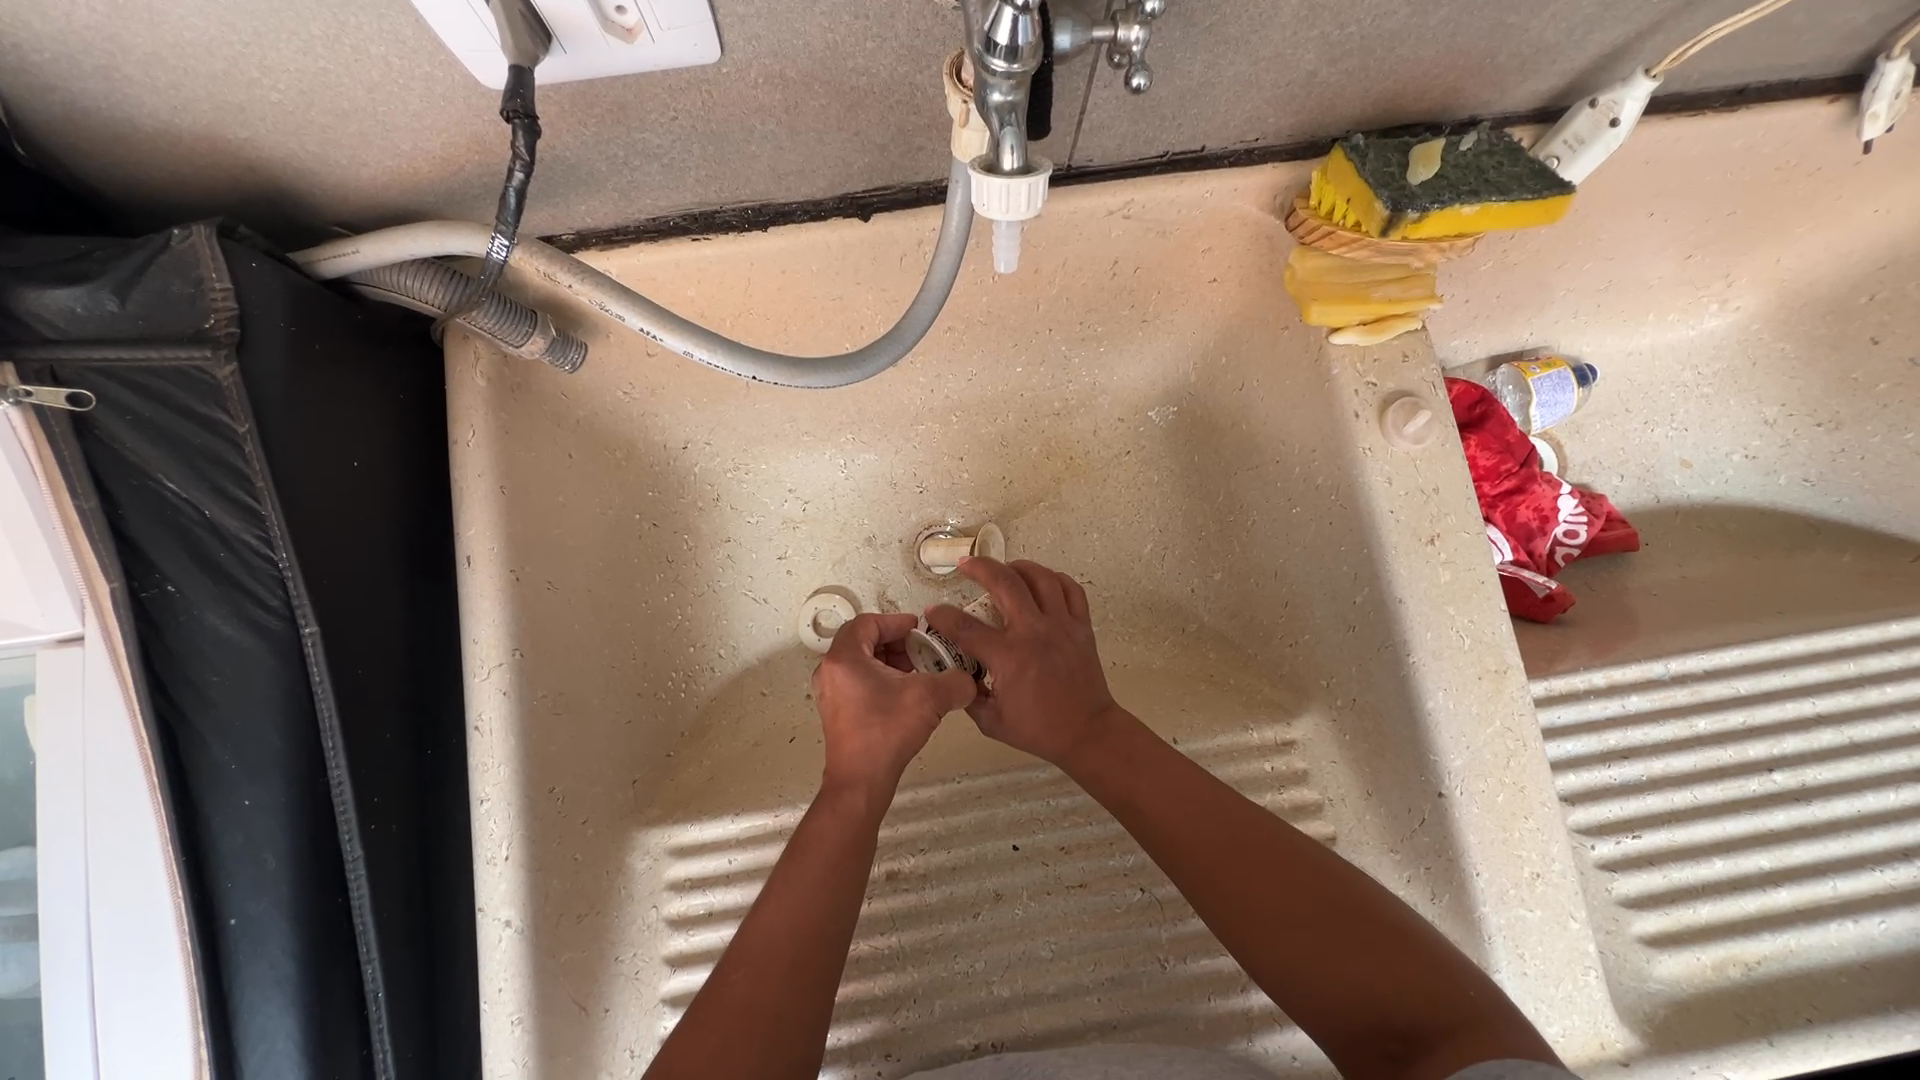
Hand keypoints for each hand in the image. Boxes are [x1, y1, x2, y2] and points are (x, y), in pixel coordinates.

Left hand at [811, 613, 977, 799]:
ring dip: (889, 662)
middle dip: (895, 643)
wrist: (862, 781)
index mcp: (844, 658)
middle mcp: (831, 672)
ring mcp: (830, 693)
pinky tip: (905, 695)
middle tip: (920, 651)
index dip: (896, 622)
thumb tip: (966, 681)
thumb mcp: (930, 697)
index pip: (868, 622)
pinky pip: (858, 682)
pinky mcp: (837, 712)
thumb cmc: (884, 735)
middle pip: (863, 640)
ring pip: (861, 662)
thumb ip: (955, 681)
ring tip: (916, 673)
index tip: (917, 630)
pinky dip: (881, 679)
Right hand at [924, 558, 1120, 767]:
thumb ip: (968, 694)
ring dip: (1018, 566)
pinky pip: (1070, 589)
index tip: (933, 611)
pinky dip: (1054, 578)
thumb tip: (955, 674)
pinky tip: (1040, 581)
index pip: (966, 627)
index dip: (943, 616)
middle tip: (965, 565)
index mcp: (1009, 657)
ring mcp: (1062, 625)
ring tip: (1004, 568)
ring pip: (1040, 578)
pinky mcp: (1082, 626)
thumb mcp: (991, 721)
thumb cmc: (1039, 729)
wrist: (1088, 732)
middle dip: (980, 567)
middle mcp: (1034, 632)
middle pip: (1005, 583)